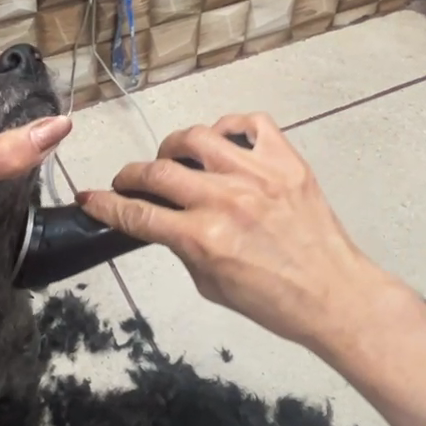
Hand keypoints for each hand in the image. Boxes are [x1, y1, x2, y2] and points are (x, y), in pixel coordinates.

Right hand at [75, 113, 370, 350]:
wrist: (335, 295)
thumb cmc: (272, 302)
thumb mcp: (210, 286)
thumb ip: (181, 247)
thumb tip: (160, 219)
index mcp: (203, 238)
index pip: (137, 214)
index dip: (105, 204)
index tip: (91, 198)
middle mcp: (225, 200)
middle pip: (157, 171)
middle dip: (130, 175)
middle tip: (130, 183)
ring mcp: (257, 174)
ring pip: (196, 137)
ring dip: (174, 148)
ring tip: (175, 160)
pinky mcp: (286, 160)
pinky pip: (249, 123)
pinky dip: (229, 127)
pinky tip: (223, 145)